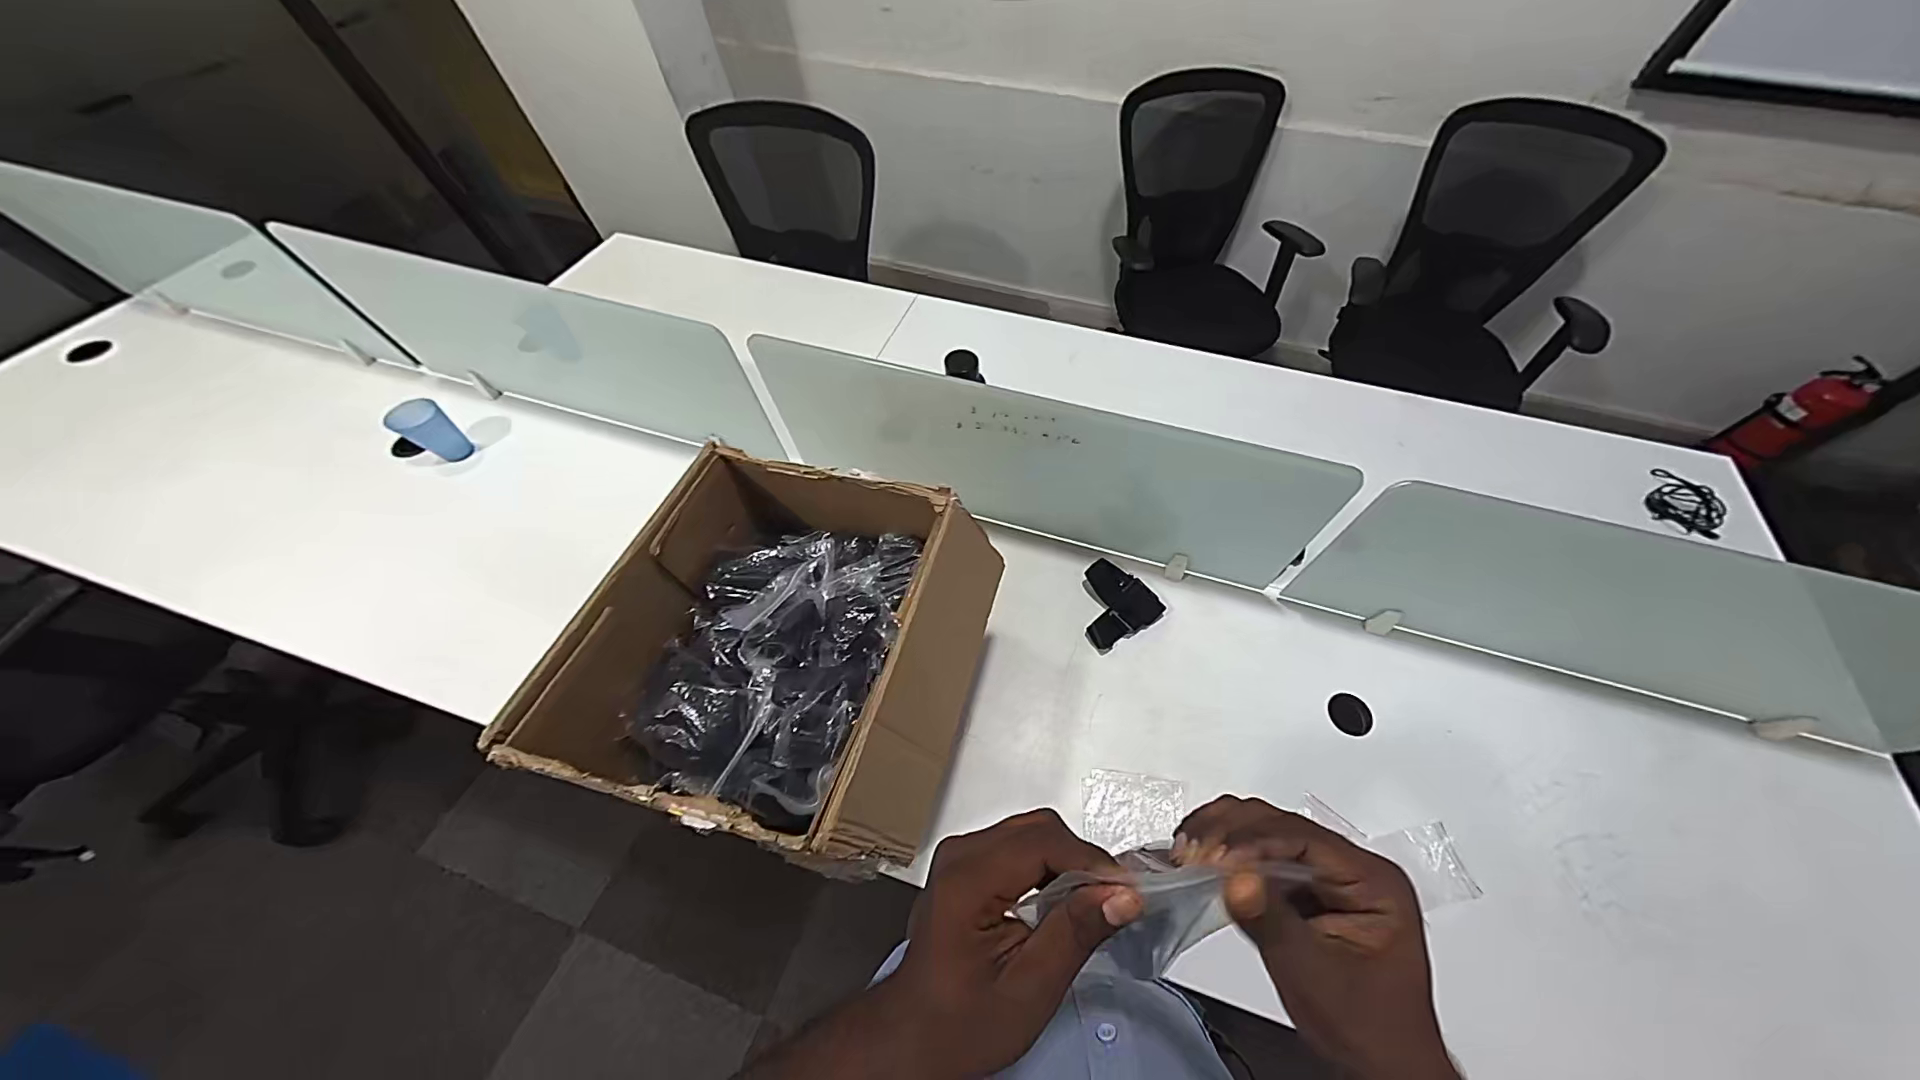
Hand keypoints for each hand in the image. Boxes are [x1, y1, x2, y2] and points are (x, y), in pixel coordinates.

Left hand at [878, 808, 1143, 1077]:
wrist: (916, 1032)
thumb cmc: (958, 1022)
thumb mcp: (1028, 989)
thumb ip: (1075, 932)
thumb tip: (1120, 896)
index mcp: (966, 880)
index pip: (1042, 842)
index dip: (1091, 861)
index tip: (1126, 889)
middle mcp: (959, 856)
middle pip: (1038, 829)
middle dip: (1083, 860)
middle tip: (1114, 899)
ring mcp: (961, 855)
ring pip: (1032, 832)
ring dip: (1068, 861)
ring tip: (1091, 904)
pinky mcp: (968, 862)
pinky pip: (1019, 844)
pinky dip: (1050, 864)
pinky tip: (1062, 899)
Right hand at [1177, 796, 1458, 1079]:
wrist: (1379, 1063)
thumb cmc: (1366, 1028)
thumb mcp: (1315, 977)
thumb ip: (1273, 923)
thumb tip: (1236, 879)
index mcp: (1373, 881)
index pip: (1302, 838)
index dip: (1251, 842)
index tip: (1213, 858)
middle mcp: (1351, 865)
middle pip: (1278, 823)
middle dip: (1228, 832)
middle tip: (1190, 852)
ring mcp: (1326, 869)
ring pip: (1263, 825)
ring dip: (1220, 833)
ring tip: (1187, 851)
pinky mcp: (1301, 879)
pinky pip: (1257, 846)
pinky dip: (1224, 847)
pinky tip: (1200, 857)